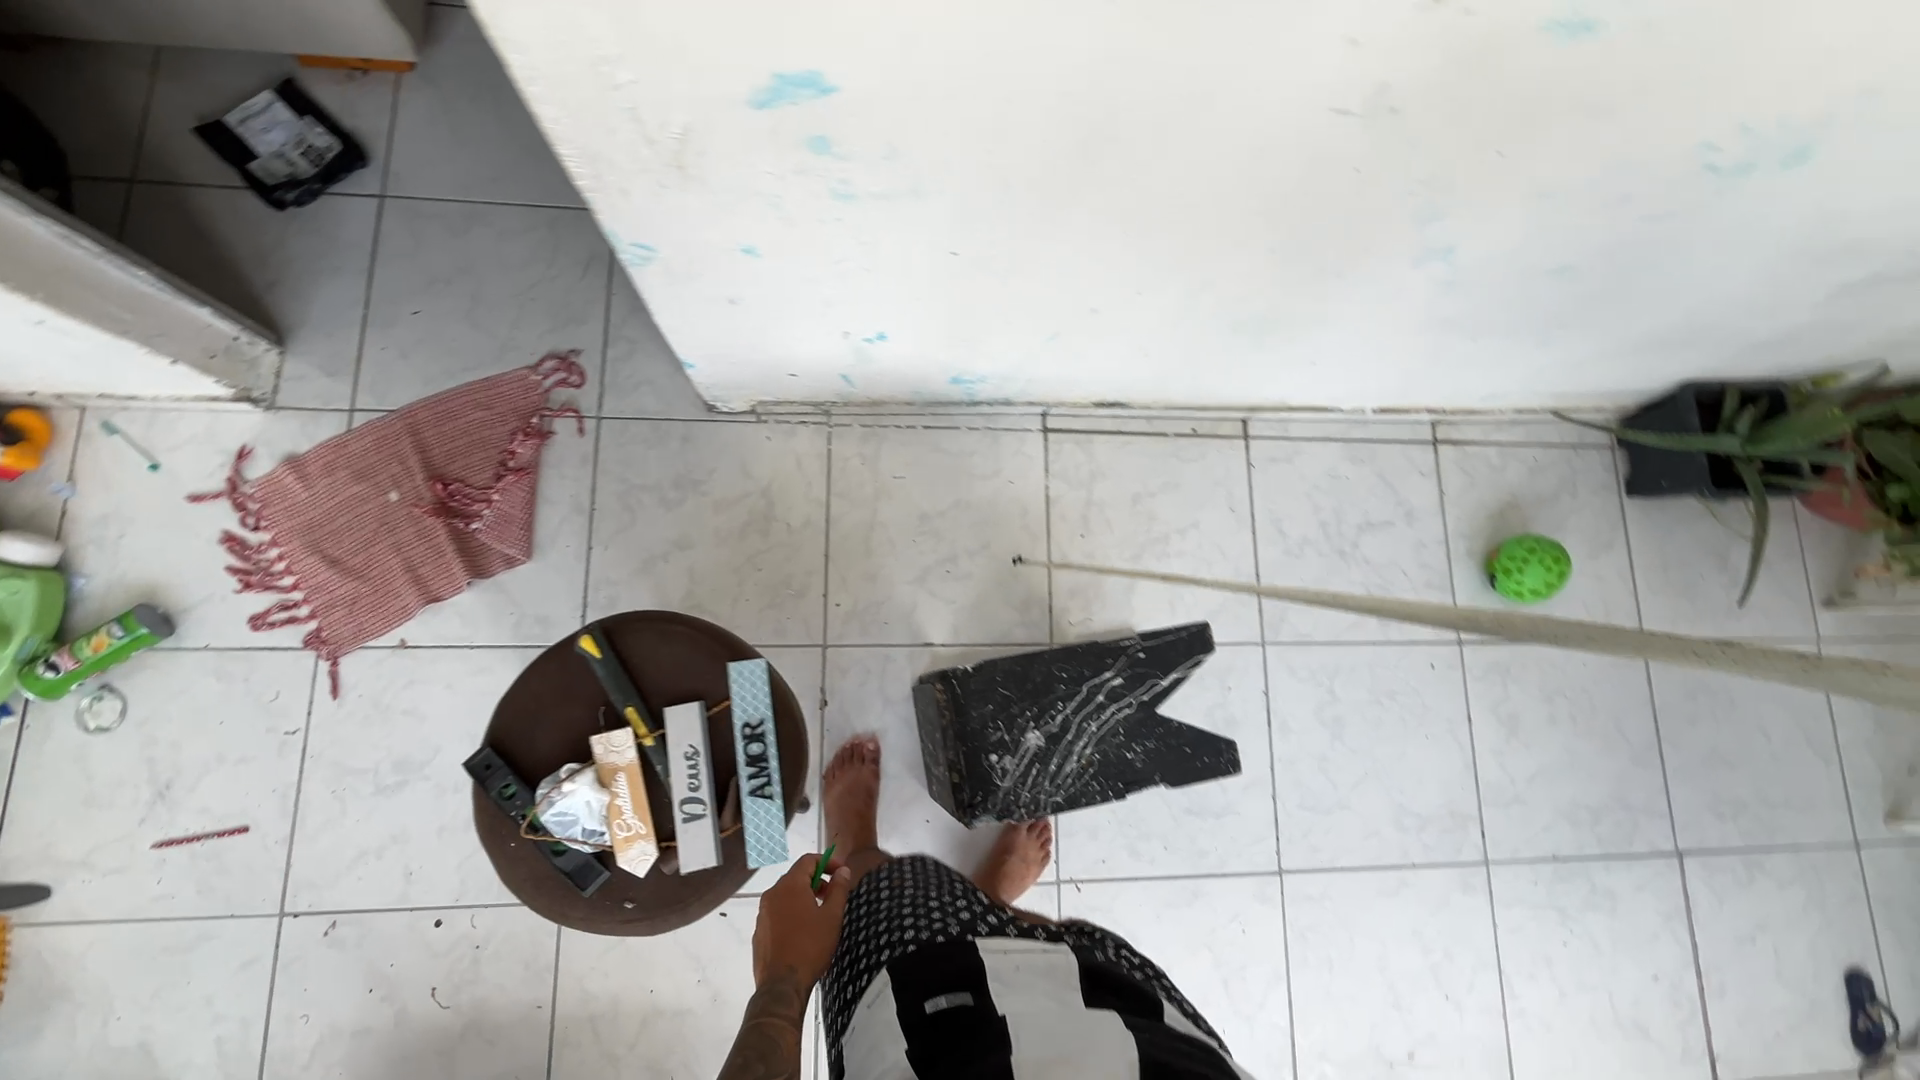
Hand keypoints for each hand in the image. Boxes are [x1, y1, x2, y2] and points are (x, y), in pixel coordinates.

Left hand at [752, 853, 851, 990]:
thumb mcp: (832, 917)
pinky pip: (777, 913)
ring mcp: (762, 914)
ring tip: (819, 916)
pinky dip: (791, 913)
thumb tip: (843, 870)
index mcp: (789, 886)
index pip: (808, 860)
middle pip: (796, 877)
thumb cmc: (810, 947)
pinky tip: (802, 933)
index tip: (840, 872)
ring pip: (785, 896)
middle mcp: (772, 895)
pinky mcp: (759, 932)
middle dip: (816, 881)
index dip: (827, 862)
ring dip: (803, 898)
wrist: (781, 986)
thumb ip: (838, 889)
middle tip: (832, 896)